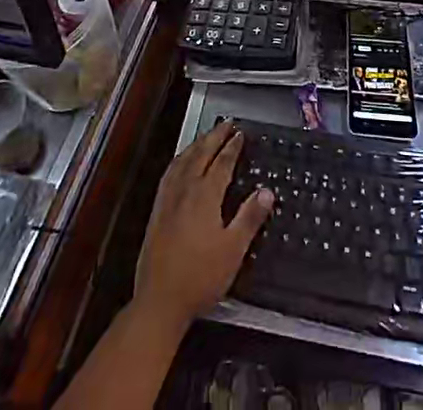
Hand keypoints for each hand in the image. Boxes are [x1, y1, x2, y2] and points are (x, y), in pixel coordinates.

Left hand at [132, 121, 274, 328]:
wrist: (160, 299)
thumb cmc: (201, 276)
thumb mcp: (233, 250)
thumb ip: (249, 217)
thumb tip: (266, 191)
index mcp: (204, 196)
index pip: (221, 163)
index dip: (232, 147)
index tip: (240, 134)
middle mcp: (184, 190)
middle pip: (200, 155)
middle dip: (214, 137)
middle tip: (226, 124)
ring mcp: (167, 199)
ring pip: (182, 161)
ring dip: (196, 145)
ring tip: (206, 136)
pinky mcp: (156, 210)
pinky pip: (169, 173)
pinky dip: (179, 160)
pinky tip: (180, 164)